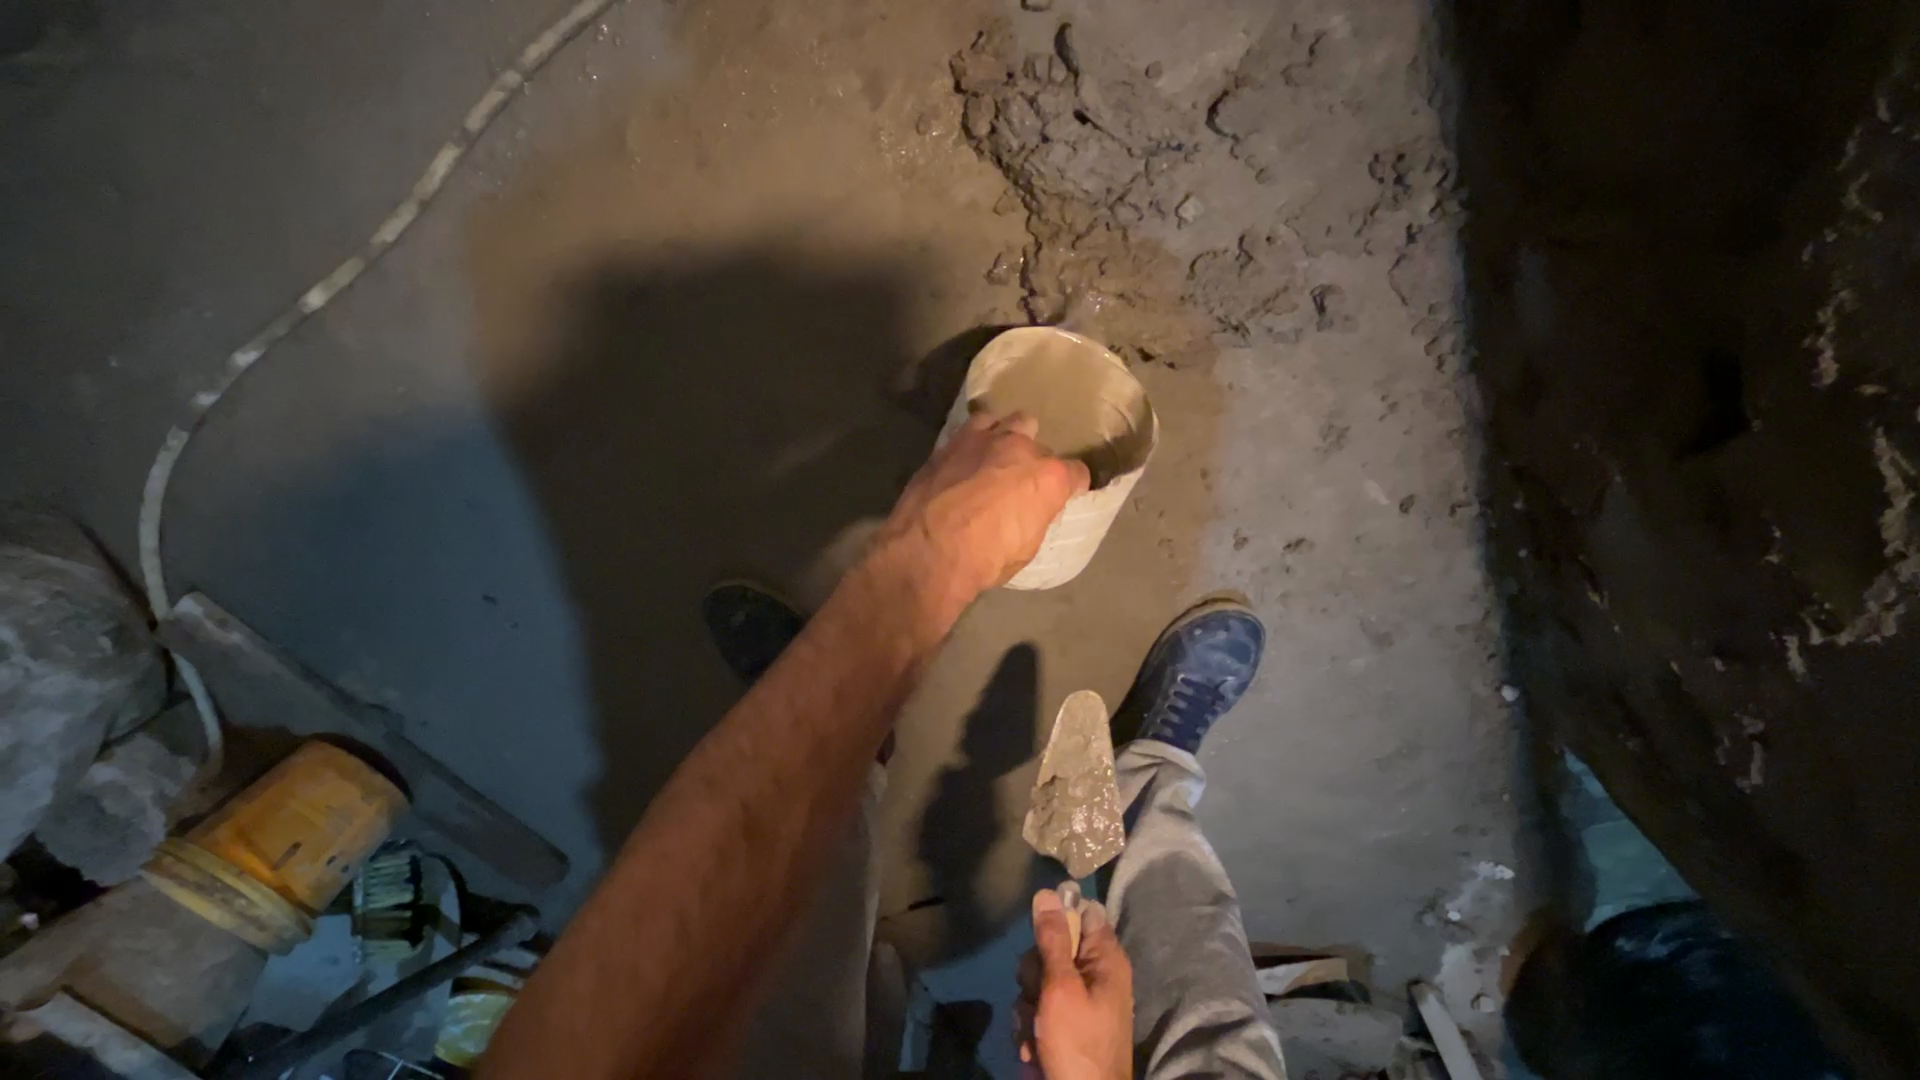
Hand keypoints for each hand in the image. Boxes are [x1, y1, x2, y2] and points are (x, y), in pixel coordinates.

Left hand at [877, 411, 1089, 601]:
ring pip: (1013, 422)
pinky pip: (977, 425)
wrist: (928, 550)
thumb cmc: (984, 559)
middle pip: (1042, 447)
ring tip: (1000, 459)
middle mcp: (1023, 449)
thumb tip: (1033, 509)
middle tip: (1022, 485)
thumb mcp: (1026, 548)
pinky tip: (972, 455)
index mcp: (1049, 478)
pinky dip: (980, 437)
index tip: (1064, 496)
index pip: (1077, 473)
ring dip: (1012, 438)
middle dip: (1036, 464)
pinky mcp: (955, 440)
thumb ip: (1036, 517)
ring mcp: (987, 439)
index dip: (1071, 487)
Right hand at [1015, 888, 1134, 1079]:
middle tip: (1037, 993)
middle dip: (1034, 972)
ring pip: (1039, 980)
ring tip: (1035, 1030)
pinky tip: (1032, 1045)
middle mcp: (1096, 975)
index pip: (1083, 912)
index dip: (1058, 916)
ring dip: (1028, 1005)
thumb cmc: (1077, 1044)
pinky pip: (1039, 1008)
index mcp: (1106, 959)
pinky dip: (1031, 1026)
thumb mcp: (1060, 987)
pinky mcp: (1066, 1026)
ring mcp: (1081, 1002)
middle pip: (1053, 947)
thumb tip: (1048, 891)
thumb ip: (1052, 939)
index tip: (1039, 934)